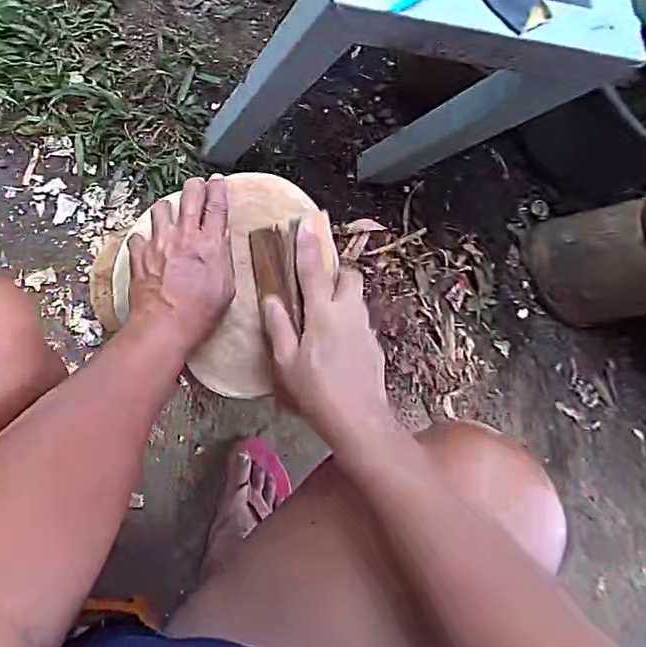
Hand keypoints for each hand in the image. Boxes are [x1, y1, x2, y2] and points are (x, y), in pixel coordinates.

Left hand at [125, 176, 235, 347]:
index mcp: (210, 244)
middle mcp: (184, 237)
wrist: (164, 325)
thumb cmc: (198, 314)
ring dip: (167, 208)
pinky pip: (139, 236)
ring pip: (161, 209)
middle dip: (196, 186)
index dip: (218, 190)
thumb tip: (221, 245)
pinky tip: (147, 244)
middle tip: (197, 184)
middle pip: (191, 197)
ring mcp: (159, 243)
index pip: (217, 206)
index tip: (218, 182)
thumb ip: (223, 260)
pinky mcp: (140, 255)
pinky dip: (144, 238)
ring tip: (169, 212)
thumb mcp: (226, 288)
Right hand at [262, 211, 394, 450]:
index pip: (313, 271)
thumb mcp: (286, 363)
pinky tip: (335, 343)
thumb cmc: (317, 393)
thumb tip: (271, 299)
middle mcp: (348, 314)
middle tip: (316, 282)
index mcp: (323, 314)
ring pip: (356, 298)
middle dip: (335, 271)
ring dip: (341, 296)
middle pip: (348, 276)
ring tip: (322, 315)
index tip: (305, 224)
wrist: (360, 422)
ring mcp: (365, 329)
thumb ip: (279, 327)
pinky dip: (347, 320)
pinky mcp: (374, 345)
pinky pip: (359, 321)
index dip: (308, 246)